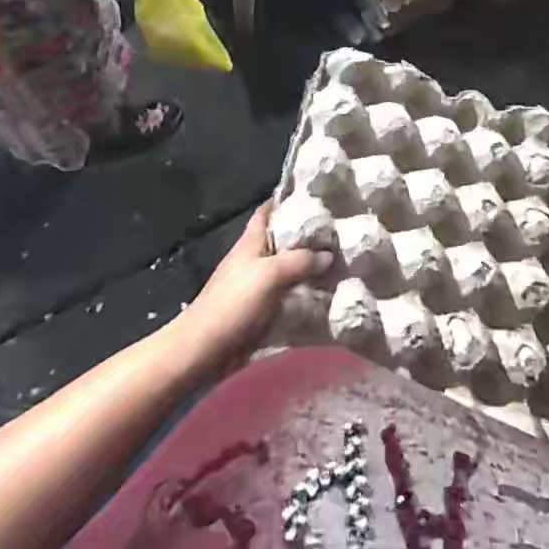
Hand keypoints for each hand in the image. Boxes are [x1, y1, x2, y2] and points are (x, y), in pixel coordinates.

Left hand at [179, 203, 332, 360]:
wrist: (204, 352)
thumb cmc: (232, 303)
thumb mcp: (269, 274)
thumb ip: (300, 261)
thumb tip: (328, 255)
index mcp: (251, 242)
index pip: (267, 211)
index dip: (287, 200)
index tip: (315, 196)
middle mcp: (255, 259)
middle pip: (284, 240)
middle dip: (309, 236)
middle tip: (341, 231)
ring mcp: (259, 286)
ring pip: (290, 269)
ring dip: (312, 267)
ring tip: (343, 261)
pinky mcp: (263, 310)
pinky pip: (291, 295)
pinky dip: (308, 294)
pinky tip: (330, 294)